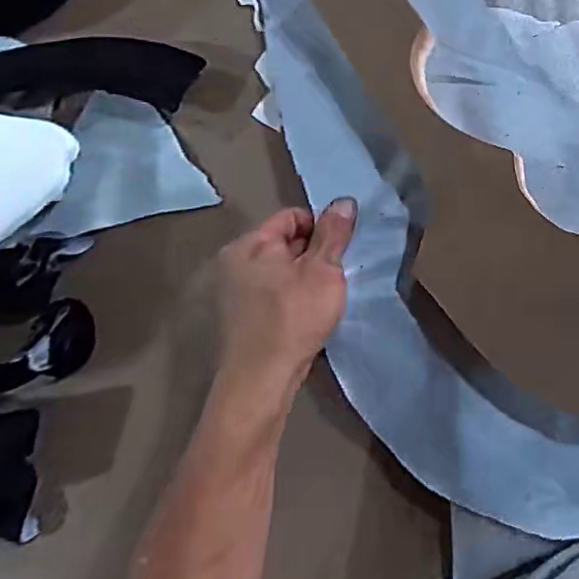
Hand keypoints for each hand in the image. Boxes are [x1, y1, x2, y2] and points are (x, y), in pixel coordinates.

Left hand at [213, 198, 355, 394]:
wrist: (262, 377)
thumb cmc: (295, 315)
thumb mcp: (324, 269)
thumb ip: (334, 233)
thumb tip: (344, 201)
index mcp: (249, 245)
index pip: (294, 216)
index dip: (322, 228)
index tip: (339, 251)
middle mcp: (234, 262)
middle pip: (287, 240)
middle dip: (315, 251)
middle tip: (335, 273)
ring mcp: (234, 290)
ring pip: (283, 266)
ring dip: (307, 274)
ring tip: (324, 294)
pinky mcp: (241, 313)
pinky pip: (275, 288)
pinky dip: (294, 293)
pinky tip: (308, 310)